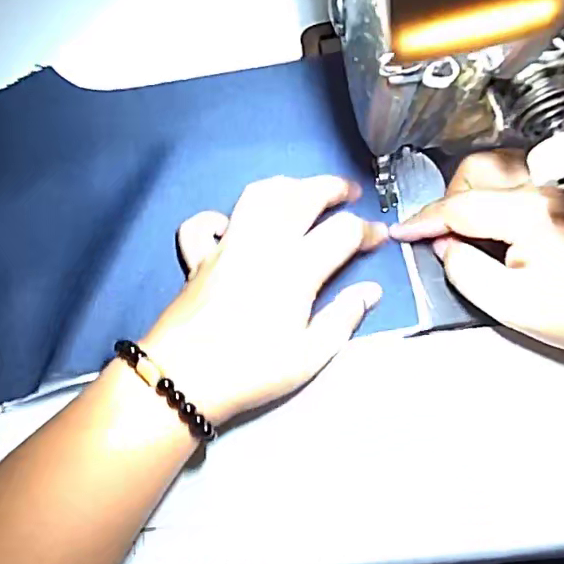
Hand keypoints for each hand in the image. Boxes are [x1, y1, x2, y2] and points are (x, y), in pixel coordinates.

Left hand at [137, 175, 386, 424]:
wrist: (184, 377)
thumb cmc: (251, 370)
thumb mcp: (309, 356)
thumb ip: (343, 318)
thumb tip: (370, 292)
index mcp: (296, 268)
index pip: (342, 232)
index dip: (367, 230)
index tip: (379, 236)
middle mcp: (262, 244)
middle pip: (302, 195)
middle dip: (331, 187)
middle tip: (350, 193)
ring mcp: (227, 246)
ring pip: (257, 195)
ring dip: (285, 186)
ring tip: (302, 192)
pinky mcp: (198, 257)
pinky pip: (204, 223)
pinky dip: (219, 216)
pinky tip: (231, 225)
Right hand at [388, 149, 563, 375]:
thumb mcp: (508, 304)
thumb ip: (464, 268)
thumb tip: (445, 246)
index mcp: (530, 208)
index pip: (459, 206)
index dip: (425, 221)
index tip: (404, 232)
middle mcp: (551, 182)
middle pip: (478, 169)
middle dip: (450, 197)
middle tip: (441, 234)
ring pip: (505, 166)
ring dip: (477, 191)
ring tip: (473, 230)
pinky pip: (532, 177)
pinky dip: (506, 193)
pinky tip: (508, 227)